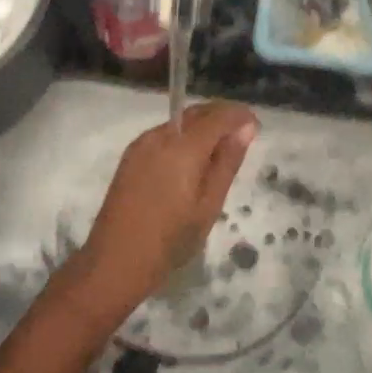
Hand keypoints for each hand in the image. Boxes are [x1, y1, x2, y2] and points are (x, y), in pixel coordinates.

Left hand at [68, 102, 258, 322]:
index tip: (256, 128)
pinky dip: (182, 139)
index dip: (239, 116)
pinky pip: (163, 136)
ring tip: (217, 155)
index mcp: (182, 148)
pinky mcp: (130, 157)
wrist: (116, 260)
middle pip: (195, 113)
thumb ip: (226, 163)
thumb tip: (245, 128)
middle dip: (221, 117)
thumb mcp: (208, 205)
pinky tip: (189, 164)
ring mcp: (140, 145)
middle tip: (241, 138)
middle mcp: (159, 137)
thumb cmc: (170, 240)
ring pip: (178, 123)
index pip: (217, 115)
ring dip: (201, 127)